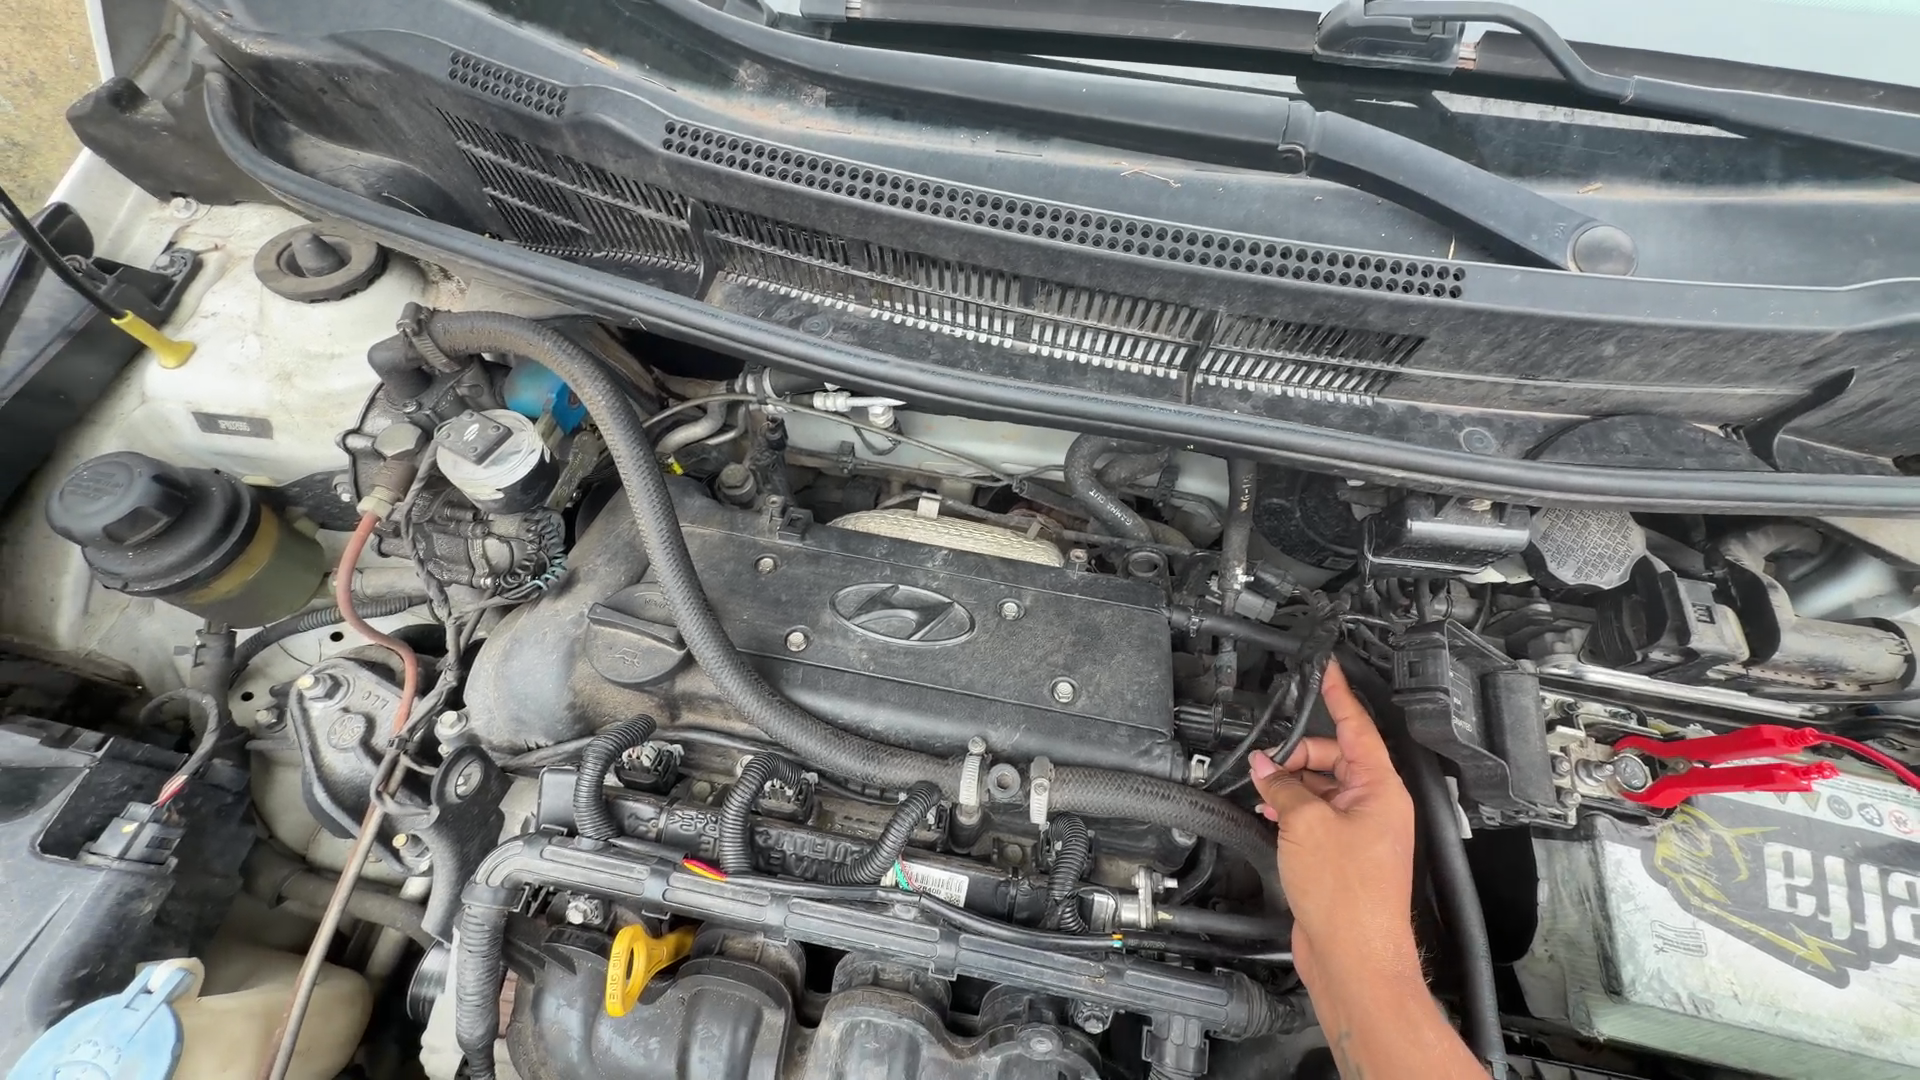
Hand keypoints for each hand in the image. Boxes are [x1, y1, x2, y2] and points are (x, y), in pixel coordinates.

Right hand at [1248, 659, 1419, 994]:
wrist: (1352, 955)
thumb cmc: (1346, 895)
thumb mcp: (1304, 822)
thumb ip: (1281, 785)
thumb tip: (1265, 766)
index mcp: (1380, 790)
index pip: (1358, 726)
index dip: (1338, 695)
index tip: (1327, 669)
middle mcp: (1375, 806)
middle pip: (1331, 756)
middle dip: (1295, 755)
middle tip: (1265, 764)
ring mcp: (1359, 829)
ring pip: (1319, 784)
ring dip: (1288, 784)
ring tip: (1262, 794)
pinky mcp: (1342, 850)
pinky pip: (1314, 811)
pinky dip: (1290, 807)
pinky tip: (1268, 813)